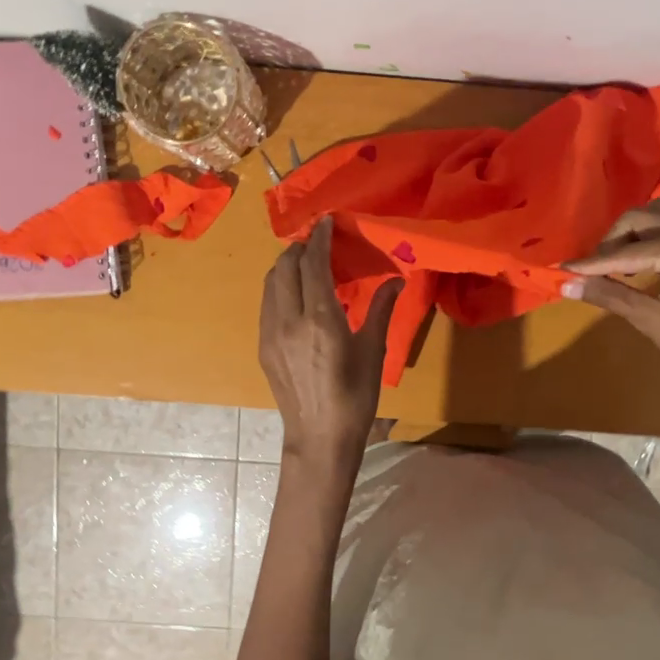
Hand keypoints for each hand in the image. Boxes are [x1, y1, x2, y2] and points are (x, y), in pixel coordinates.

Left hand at [259, 217, 402, 465]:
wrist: (320, 437)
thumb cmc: (355, 397)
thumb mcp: (373, 352)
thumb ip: (381, 310)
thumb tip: (396, 280)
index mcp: (320, 318)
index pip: (313, 263)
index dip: (319, 239)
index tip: (327, 222)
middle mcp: (289, 319)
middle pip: (285, 266)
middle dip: (301, 249)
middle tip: (318, 244)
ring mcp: (271, 333)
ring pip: (271, 283)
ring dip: (286, 266)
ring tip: (306, 265)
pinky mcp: (264, 346)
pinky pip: (267, 304)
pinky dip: (279, 288)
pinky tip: (296, 296)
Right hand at [562, 199, 659, 430]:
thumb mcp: (652, 320)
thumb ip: (610, 296)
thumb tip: (568, 284)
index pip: (623, 251)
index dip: (590, 263)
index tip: (561, 269)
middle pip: (640, 218)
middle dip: (612, 241)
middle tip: (593, 271)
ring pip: (659, 218)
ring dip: (632, 235)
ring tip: (615, 267)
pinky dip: (652, 238)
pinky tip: (641, 265)